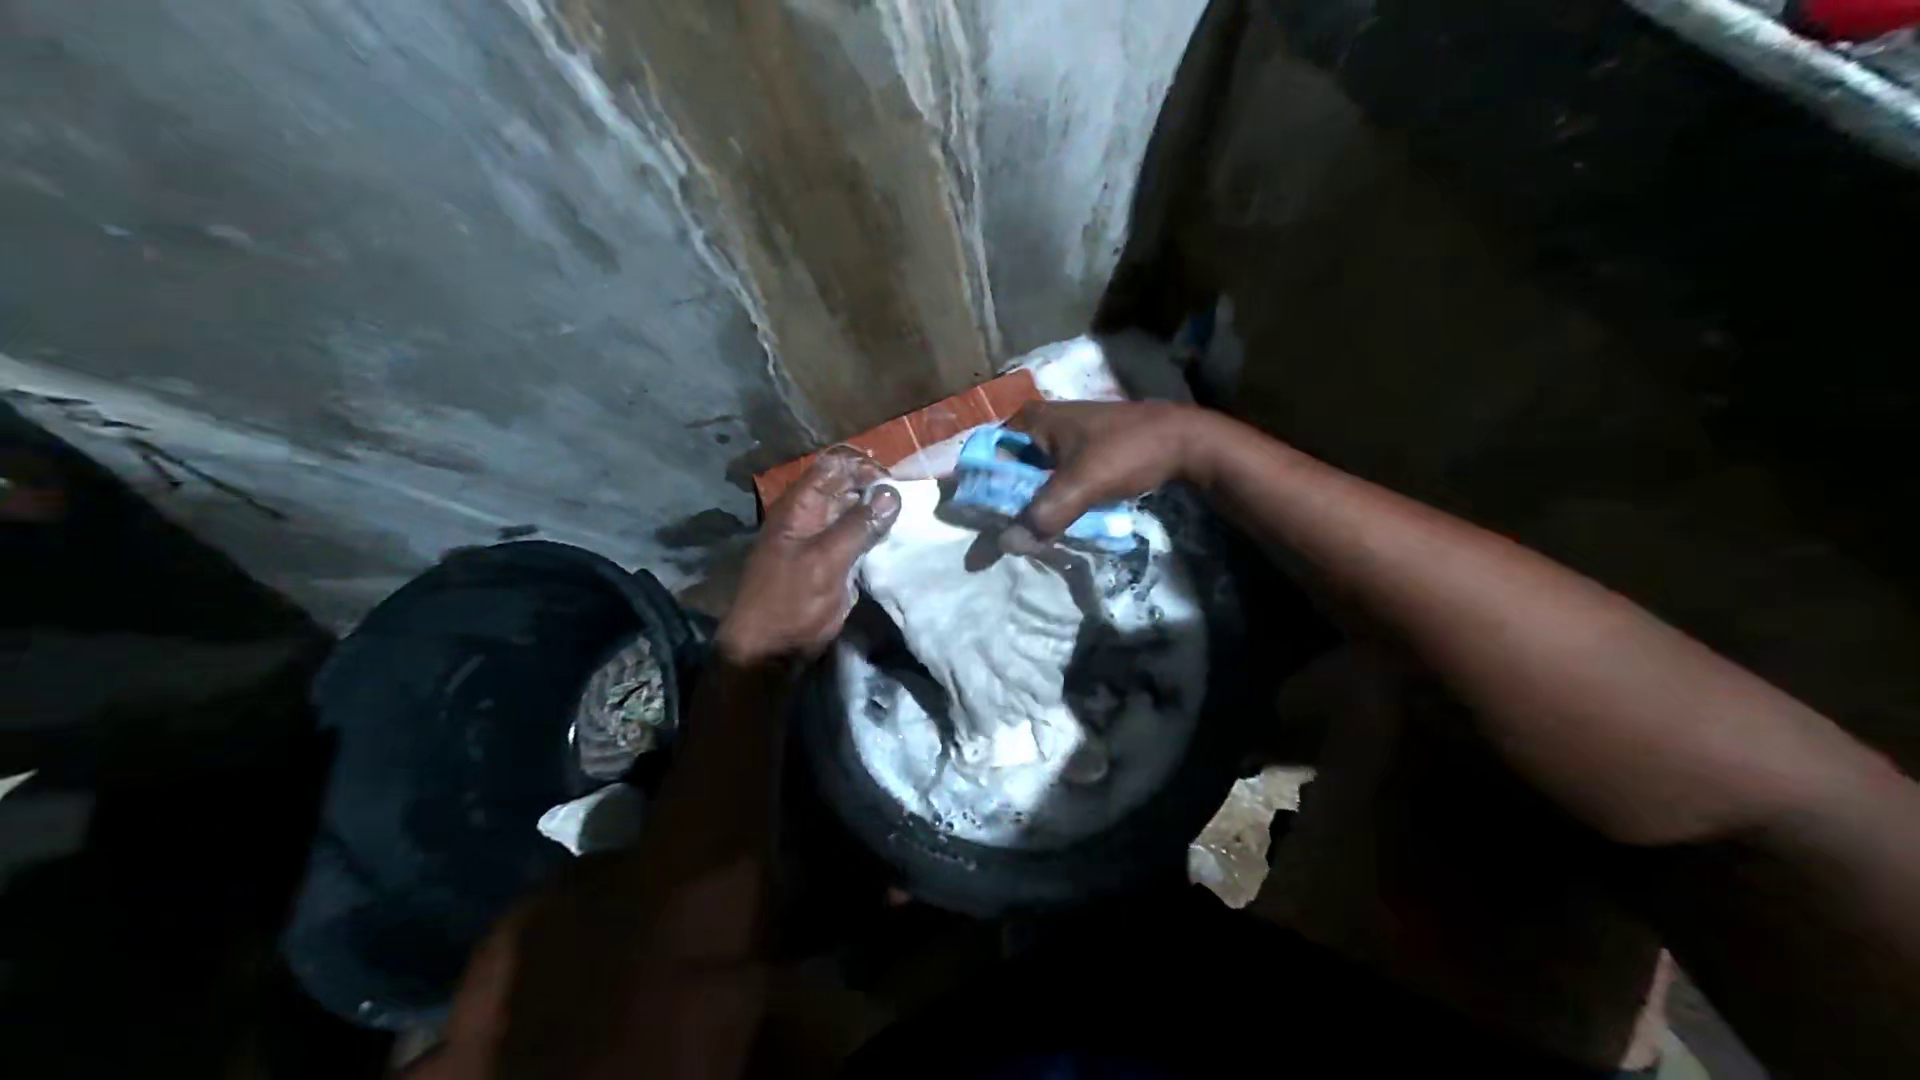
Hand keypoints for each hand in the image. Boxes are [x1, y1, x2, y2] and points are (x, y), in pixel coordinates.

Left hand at [715, 446, 901, 665]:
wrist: (768, 652)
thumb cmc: (790, 603)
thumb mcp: (825, 561)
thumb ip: (858, 526)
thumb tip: (892, 493)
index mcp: (799, 508)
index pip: (833, 468)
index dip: (863, 467)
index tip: (896, 480)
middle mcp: (809, 518)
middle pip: (846, 489)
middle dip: (876, 490)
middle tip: (912, 500)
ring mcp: (820, 542)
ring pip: (853, 515)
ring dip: (878, 515)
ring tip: (911, 518)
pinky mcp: (830, 565)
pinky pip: (856, 542)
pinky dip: (874, 539)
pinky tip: (897, 541)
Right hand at [1000, 400, 1213, 551]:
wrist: (1186, 443)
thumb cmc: (1128, 451)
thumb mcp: (1081, 484)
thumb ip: (1042, 515)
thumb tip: (1005, 546)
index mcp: (1030, 419)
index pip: (987, 455)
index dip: (980, 489)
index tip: (982, 521)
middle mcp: (1040, 423)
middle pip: (1007, 468)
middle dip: (1006, 501)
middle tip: (1006, 534)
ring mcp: (1061, 437)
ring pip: (1031, 477)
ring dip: (1030, 504)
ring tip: (1028, 533)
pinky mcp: (1081, 451)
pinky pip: (1053, 479)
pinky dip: (1051, 499)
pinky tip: (1054, 521)